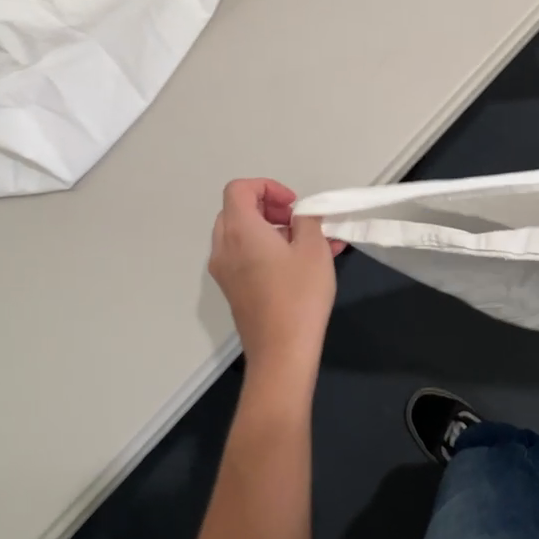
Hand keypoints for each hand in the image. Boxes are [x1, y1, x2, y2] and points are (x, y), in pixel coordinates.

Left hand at [209, 179, 345, 369]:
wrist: (282, 351)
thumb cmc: (299, 295)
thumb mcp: (314, 248)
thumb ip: (308, 220)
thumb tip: (301, 216)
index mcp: (240, 231)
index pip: (239, 189)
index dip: (267, 187)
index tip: (293, 205)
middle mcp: (224, 248)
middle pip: (237, 210)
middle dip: (269, 208)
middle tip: (298, 221)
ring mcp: (225, 271)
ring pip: (242, 234)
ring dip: (272, 229)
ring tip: (310, 243)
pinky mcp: (233, 289)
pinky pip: (245, 256)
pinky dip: (268, 249)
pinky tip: (302, 264)